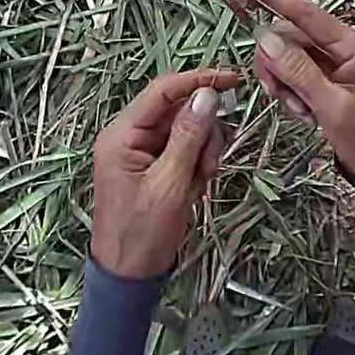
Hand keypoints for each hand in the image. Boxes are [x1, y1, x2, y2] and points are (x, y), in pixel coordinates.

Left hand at [91, 69, 239, 279]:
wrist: (129, 276)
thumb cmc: (143, 233)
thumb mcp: (170, 184)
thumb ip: (189, 137)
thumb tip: (207, 95)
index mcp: (122, 133)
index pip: (163, 90)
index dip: (198, 79)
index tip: (232, 78)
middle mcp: (131, 135)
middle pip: (179, 109)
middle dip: (203, 130)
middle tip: (211, 162)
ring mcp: (143, 149)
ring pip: (187, 128)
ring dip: (204, 149)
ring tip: (203, 179)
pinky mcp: (156, 164)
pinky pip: (185, 147)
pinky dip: (198, 161)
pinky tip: (197, 184)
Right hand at [226, 0, 354, 174]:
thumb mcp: (334, 108)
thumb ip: (299, 72)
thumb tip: (265, 39)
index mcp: (351, 46)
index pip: (304, 13)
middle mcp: (340, 48)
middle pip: (288, 38)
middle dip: (276, 65)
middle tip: (281, 95)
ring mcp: (331, 63)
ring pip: (286, 58)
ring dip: (283, 84)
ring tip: (301, 110)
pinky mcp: (324, 79)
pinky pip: (293, 75)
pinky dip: (291, 93)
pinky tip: (306, 113)